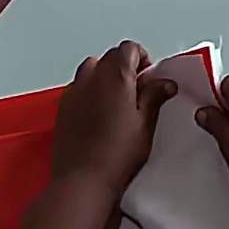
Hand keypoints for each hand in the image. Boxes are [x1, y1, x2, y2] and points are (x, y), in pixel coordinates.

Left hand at [51, 41, 177, 197]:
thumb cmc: (118, 154)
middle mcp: (93, 75)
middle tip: (136, 89)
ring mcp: (75, 88)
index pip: (128, 48)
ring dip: (105, 74)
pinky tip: (97, 111)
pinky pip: (78, 84)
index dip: (141, 58)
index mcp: (116, 75)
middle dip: (125, 65)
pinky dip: (89, 87)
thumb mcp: (145, 125)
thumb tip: (165, 82)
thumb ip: (154, 97)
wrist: (82, 180)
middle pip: (110, 55)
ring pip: (92, 66)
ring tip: (116, 99)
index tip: (148, 76)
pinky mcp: (63, 103)